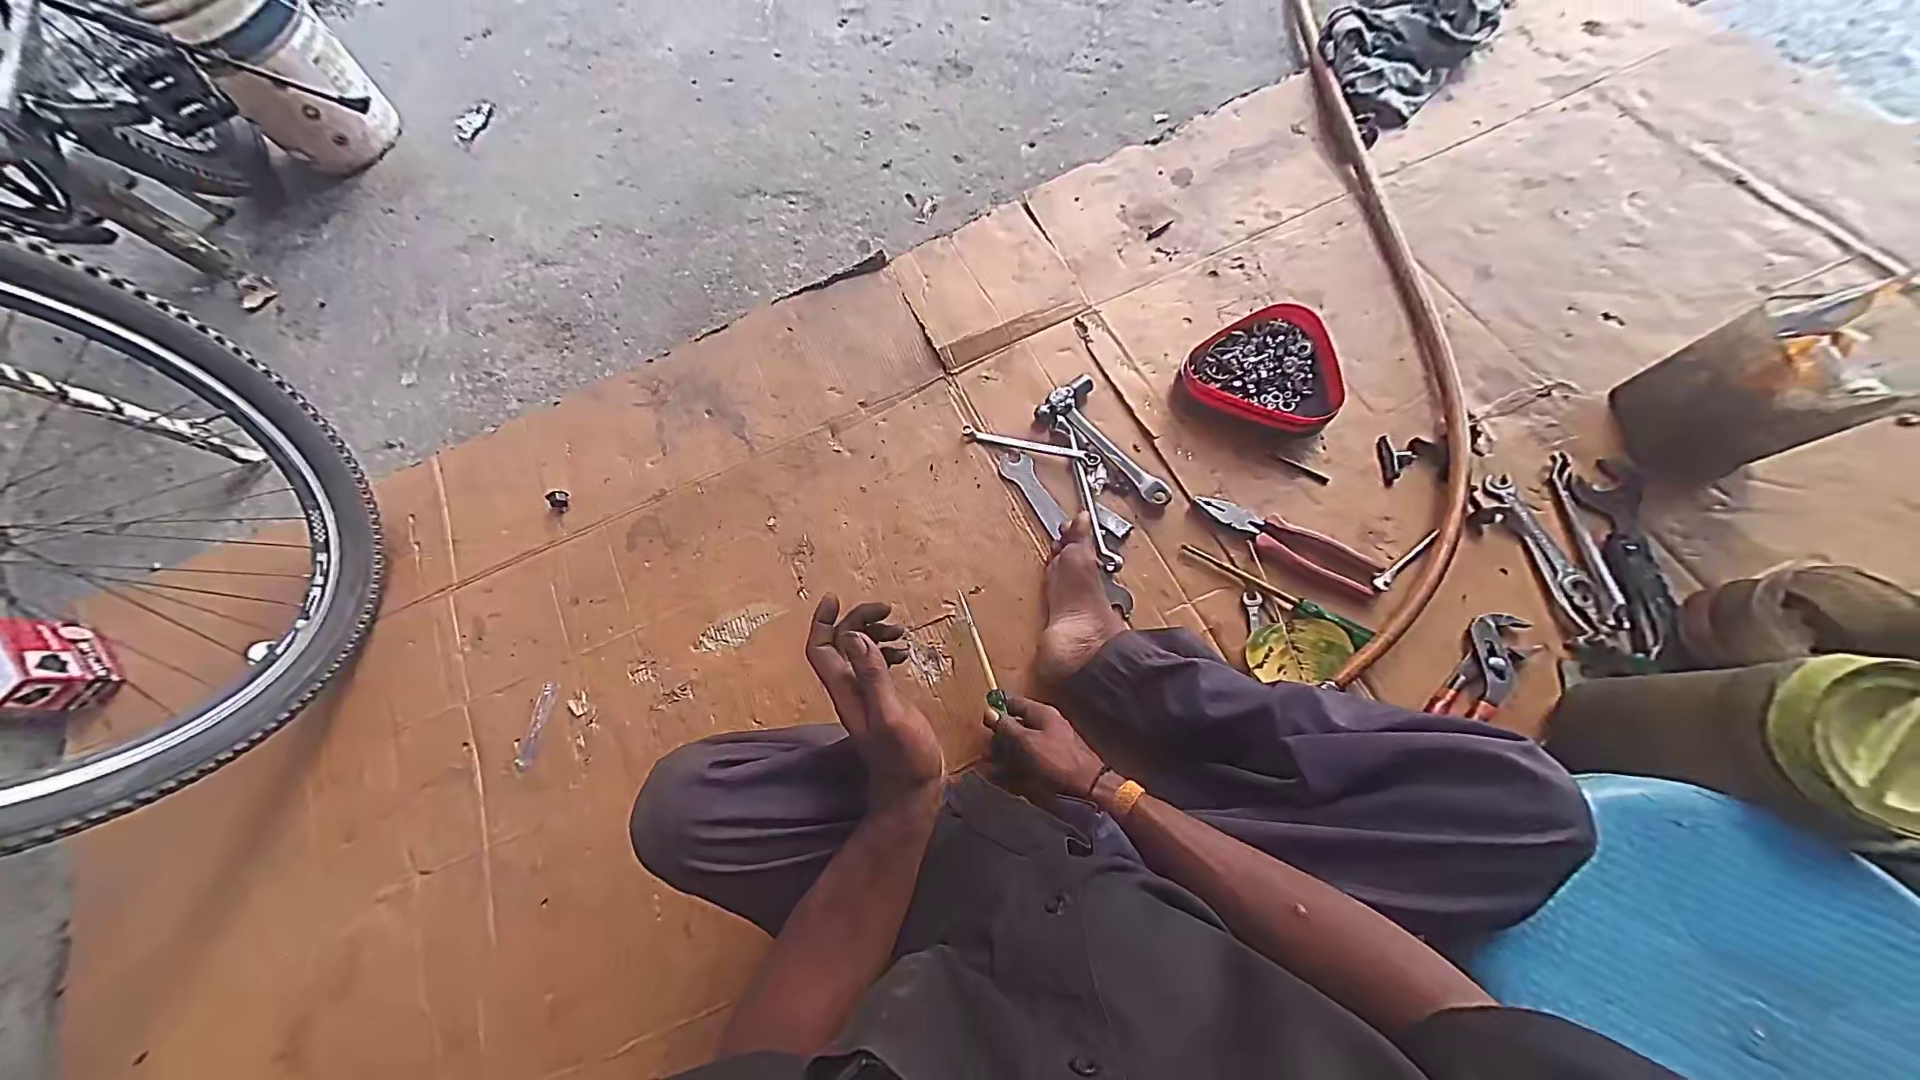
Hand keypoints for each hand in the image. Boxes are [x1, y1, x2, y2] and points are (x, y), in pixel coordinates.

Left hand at [807, 595, 943, 811]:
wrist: (913, 791)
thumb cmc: (904, 758)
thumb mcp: (890, 714)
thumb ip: (872, 675)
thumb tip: (852, 635)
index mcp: (846, 690)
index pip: (820, 649)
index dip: (822, 622)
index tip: (835, 598)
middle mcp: (850, 690)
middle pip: (840, 644)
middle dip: (858, 621)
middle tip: (887, 612)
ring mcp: (865, 697)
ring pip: (858, 653)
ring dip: (874, 635)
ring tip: (899, 631)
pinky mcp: (882, 702)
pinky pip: (875, 666)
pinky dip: (886, 652)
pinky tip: (902, 653)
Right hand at [986, 695, 1106, 798]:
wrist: (1088, 787)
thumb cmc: (1056, 760)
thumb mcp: (1026, 742)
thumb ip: (1007, 727)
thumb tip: (989, 711)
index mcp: (1042, 713)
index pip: (1014, 703)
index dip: (998, 710)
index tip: (983, 722)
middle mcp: (1046, 724)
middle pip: (1017, 723)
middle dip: (999, 736)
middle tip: (985, 749)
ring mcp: (1050, 742)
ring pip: (1021, 742)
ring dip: (1005, 752)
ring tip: (990, 764)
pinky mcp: (1052, 760)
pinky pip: (1028, 758)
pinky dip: (1016, 764)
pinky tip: (1006, 775)